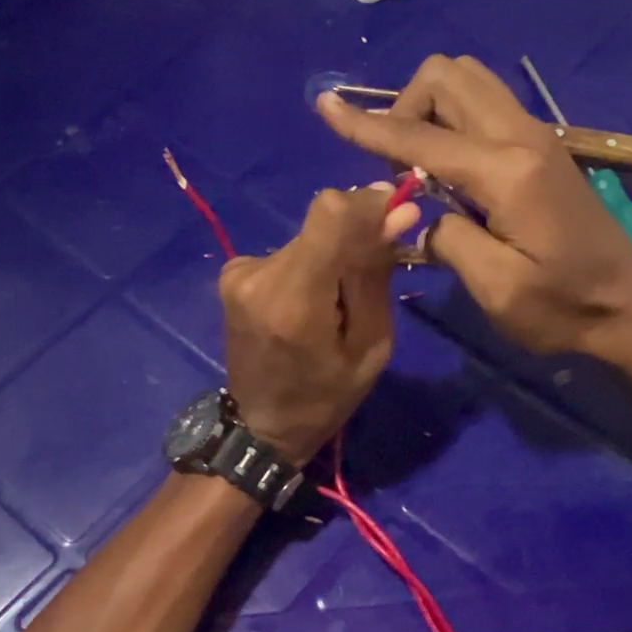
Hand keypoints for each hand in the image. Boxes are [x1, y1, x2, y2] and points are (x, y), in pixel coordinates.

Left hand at [218, 184, 419, 462]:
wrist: (261, 426)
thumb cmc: (325, 398)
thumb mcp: (371, 347)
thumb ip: (376, 275)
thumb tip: (398, 212)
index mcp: (294, 300)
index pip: (330, 212)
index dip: (368, 205)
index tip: (396, 217)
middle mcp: (259, 275)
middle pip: (322, 225)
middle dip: (355, 239)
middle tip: (369, 281)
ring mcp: (239, 272)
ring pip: (306, 238)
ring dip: (330, 258)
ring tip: (334, 306)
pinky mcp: (232, 272)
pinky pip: (288, 252)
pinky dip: (307, 269)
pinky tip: (308, 306)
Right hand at [316, 56, 631, 374]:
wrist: (626, 306)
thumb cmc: (561, 309)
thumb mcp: (496, 290)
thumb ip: (449, 242)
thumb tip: (422, 217)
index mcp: (507, 172)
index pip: (421, 136)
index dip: (368, 126)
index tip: (326, 109)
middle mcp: (522, 136)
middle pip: (447, 78)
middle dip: (405, 109)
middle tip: (394, 170)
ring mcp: (536, 136)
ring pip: (468, 82)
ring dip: (430, 110)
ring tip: (418, 168)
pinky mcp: (540, 149)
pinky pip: (485, 106)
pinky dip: (452, 121)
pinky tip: (446, 170)